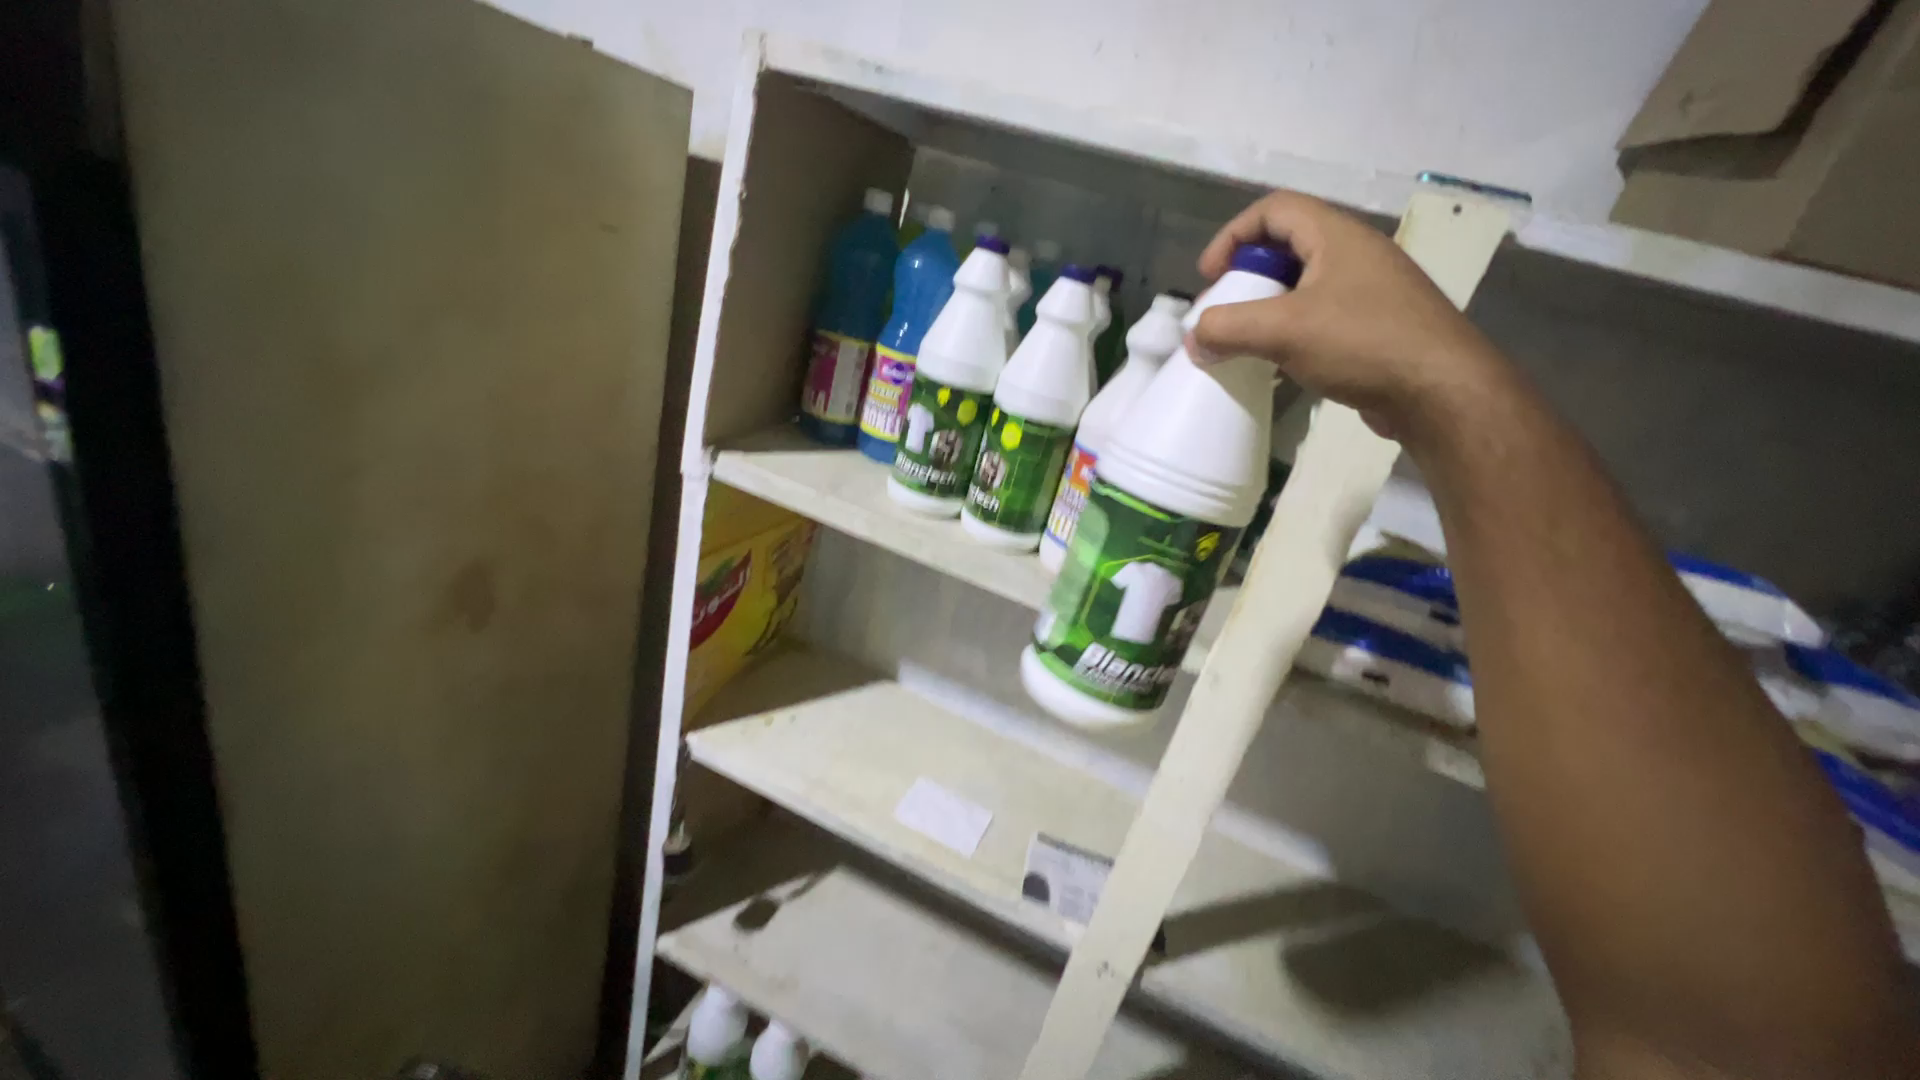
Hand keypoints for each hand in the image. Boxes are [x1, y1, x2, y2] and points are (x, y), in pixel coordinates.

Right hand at [1191, 190, 1508, 440]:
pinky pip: (1322, 317)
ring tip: (1247, 343)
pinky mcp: (1378, 328)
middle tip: (1224, 312)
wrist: (1441, 392)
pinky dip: (1292, 333)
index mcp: (1337, 236)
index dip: (1233, 235)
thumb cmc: (1363, 343)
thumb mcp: (1283, 331)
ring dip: (1268, 309)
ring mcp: (1371, 292)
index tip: (1209, 277)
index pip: (1274, 209)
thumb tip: (1194, 340)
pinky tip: (1282, 365)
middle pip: (1287, 247)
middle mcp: (1357, 254)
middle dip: (1247, 277)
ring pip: (1304, 286)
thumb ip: (1228, 329)